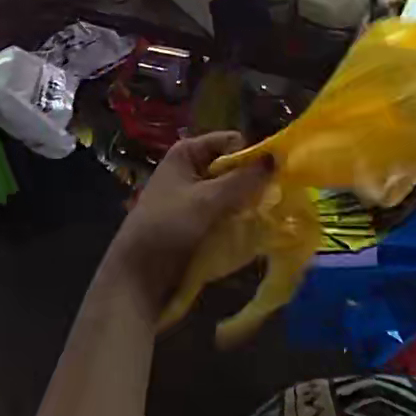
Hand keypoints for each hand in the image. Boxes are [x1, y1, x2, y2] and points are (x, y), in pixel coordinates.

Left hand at [104, 132, 272, 314]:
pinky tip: (253, 230)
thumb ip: (242, 180)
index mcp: (187, 153)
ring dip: (248, 204)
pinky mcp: (200, 219)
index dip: (250, 157)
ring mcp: (196, 195)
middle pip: (233, 167)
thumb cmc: (167, 226)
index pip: (231, 142)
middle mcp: (192, 168)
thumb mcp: (206, 200)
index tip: (266, 178)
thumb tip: (276, 158)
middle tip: (270, 201)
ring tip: (265, 217)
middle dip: (252, 182)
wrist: (139, 273)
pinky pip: (228, 212)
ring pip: (233, 192)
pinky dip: (239, 218)